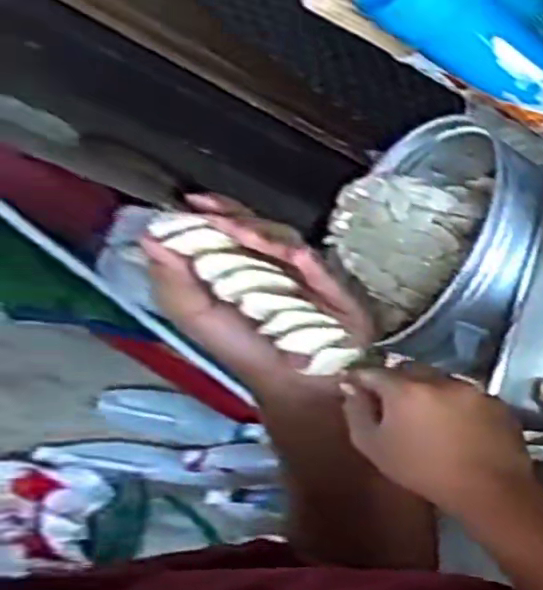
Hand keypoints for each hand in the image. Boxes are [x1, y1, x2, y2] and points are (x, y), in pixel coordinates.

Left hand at [141, 193, 372, 394]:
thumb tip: (152, 237)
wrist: (294, 385)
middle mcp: (279, 269)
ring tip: (248, 235)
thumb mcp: (193, 314)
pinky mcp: (343, 300)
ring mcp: (314, 284)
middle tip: (220, 218)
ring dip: (269, 236)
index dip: (216, 212)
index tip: (196, 204)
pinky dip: (311, 263)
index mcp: (242, 267)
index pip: (231, 230)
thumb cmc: (243, 351)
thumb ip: (171, 279)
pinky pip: (327, 275)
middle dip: (241, 218)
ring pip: (295, 245)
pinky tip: (296, 256)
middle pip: (264, 230)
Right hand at [340, 363, 533, 517]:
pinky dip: (464, 405)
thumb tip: (353, 388)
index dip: (362, 380)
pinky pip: (473, 398)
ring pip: (447, 383)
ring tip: (433, 415)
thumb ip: (357, 412)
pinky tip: (463, 424)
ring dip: (435, 393)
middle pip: (414, 372)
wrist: (491, 489)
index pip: (374, 371)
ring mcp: (478, 392)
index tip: (358, 390)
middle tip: (397, 404)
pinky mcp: (502, 406)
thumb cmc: (425, 472)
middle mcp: (445, 382)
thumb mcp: (374, 446)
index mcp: (407, 388)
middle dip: (401, 383)